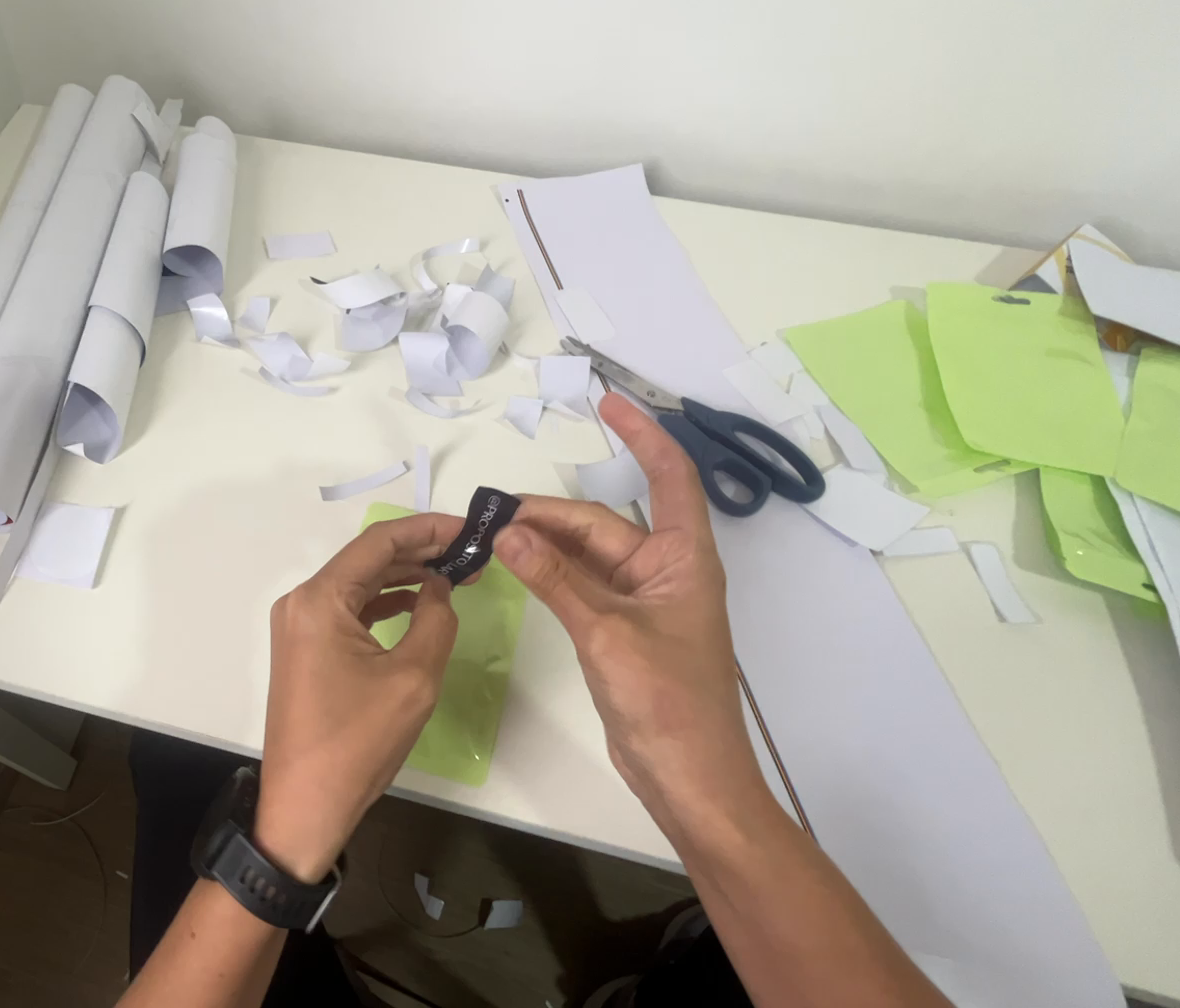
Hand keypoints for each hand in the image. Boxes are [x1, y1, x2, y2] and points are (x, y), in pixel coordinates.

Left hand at [256, 514, 464, 882]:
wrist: (304, 805)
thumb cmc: (357, 742)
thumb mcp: (412, 678)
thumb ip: (435, 619)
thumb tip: (439, 585)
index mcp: (319, 599)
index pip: (378, 542)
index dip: (426, 529)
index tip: (468, 527)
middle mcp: (302, 601)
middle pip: (367, 559)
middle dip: (419, 552)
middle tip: (470, 552)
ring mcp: (300, 625)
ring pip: (359, 584)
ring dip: (404, 576)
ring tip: (455, 573)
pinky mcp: (306, 647)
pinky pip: (349, 610)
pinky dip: (384, 603)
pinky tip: (418, 602)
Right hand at [495, 393, 767, 828]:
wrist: (686, 777)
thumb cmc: (666, 702)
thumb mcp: (606, 633)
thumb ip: (556, 579)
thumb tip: (508, 533)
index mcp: (683, 559)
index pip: (667, 477)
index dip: (641, 435)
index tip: (608, 403)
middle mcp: (662, 569)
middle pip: (602, 521)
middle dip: (550, 512)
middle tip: (492, 513)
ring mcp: (638, 599)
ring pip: (584, 553)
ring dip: (544, 542)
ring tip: (493, 535)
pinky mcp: (617, 626)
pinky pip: (578, 582)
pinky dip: (547, 572)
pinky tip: (514, 565)